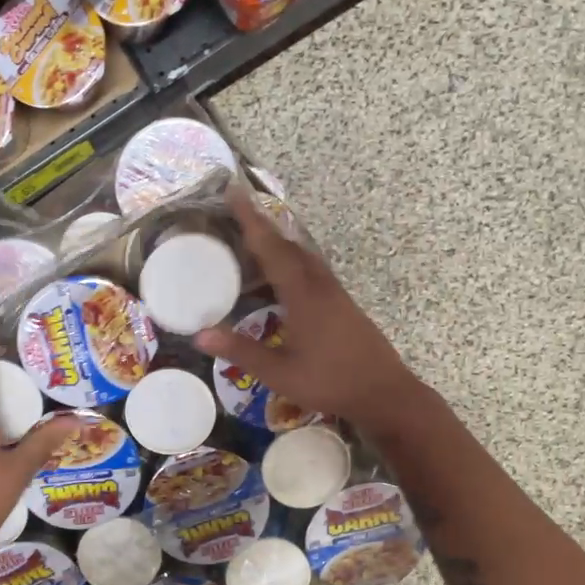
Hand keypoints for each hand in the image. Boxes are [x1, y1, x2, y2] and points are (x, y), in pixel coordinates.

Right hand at [193, 191, 427, 437]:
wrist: (384, 393)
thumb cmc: (330, 382)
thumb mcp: (279, 372)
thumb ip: (241, 351)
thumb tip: (199, 335)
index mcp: (303, 295)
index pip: (272, 248)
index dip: (251, 220)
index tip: (234, 192)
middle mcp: (320, 286)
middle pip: (287, 246)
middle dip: (261, 226)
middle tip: (235, 211)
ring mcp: (334, 293)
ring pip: (302, 257)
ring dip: (277, 243)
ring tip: (251, 240)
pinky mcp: (341, 304)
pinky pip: (310, 270)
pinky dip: (290, 262)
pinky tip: (280, 275)